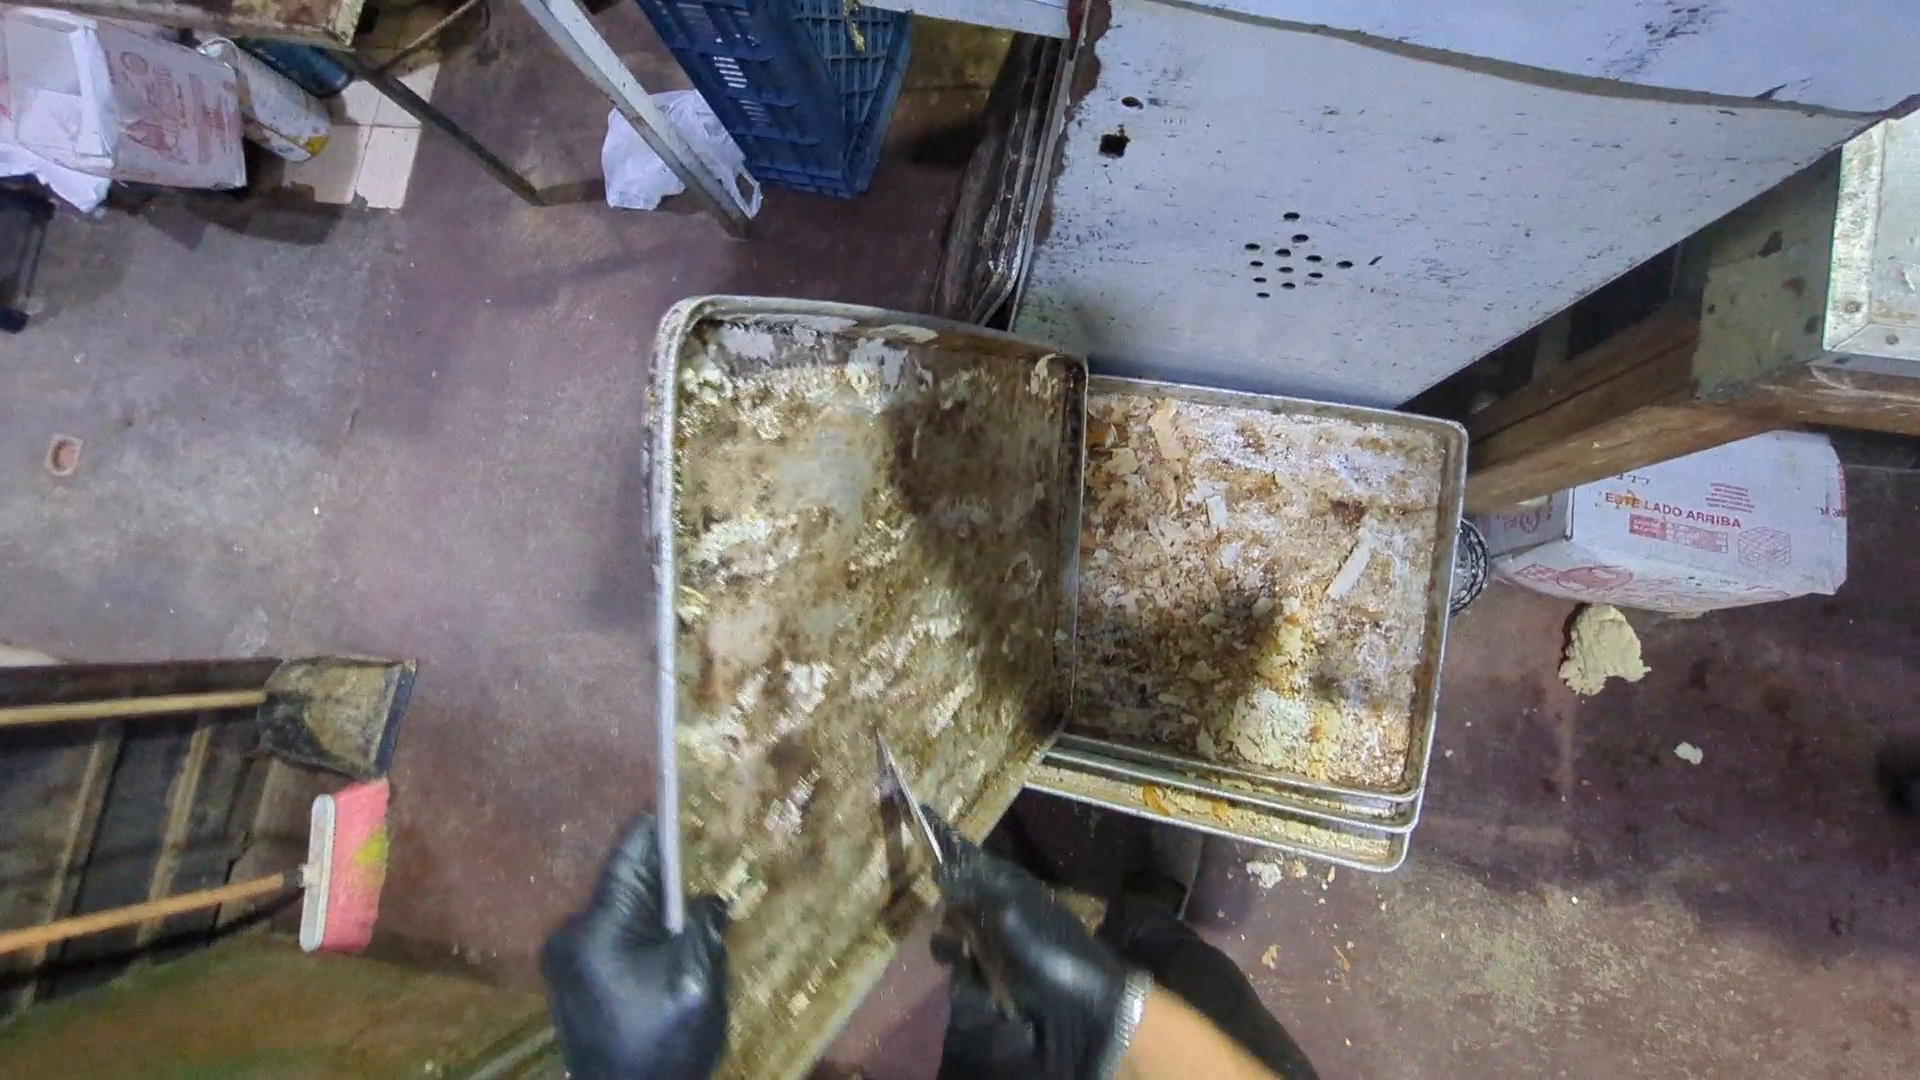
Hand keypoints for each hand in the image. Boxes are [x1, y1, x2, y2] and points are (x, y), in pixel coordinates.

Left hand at [541, 818, 728, 1079]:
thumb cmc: (661, 1045)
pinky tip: (687, 920)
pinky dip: (655, 918)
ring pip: (630, 898)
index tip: (704, 799)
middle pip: (633, 873)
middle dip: (677, 860)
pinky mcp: (582, 971)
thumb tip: (710, 895)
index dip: (669, 821)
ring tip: (711, 878)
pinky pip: (623, 925)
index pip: (633, 850)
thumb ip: (703, 922)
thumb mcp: (695, 979)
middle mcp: (574, 932)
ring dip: (668, 892)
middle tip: (721, 840)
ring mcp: (573, 954)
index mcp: (596, 928)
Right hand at [926, 811, 1141, 1079]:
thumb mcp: (1007, 911)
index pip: (967, 855)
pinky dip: (964, 974)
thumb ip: (970, 888)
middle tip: (941, 917)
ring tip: (964, 957)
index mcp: (1005, 882)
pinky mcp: (992, 976)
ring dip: (952, 945)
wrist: (1083, 1008)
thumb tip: (938, 867)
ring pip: (954, 934)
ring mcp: (995, 943)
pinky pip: (963, 968)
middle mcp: (997, 906)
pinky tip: (974, 981)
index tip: (919, 816)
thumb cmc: (1046, 948)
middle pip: (956, 896)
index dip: (944, 841)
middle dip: (945, 907)